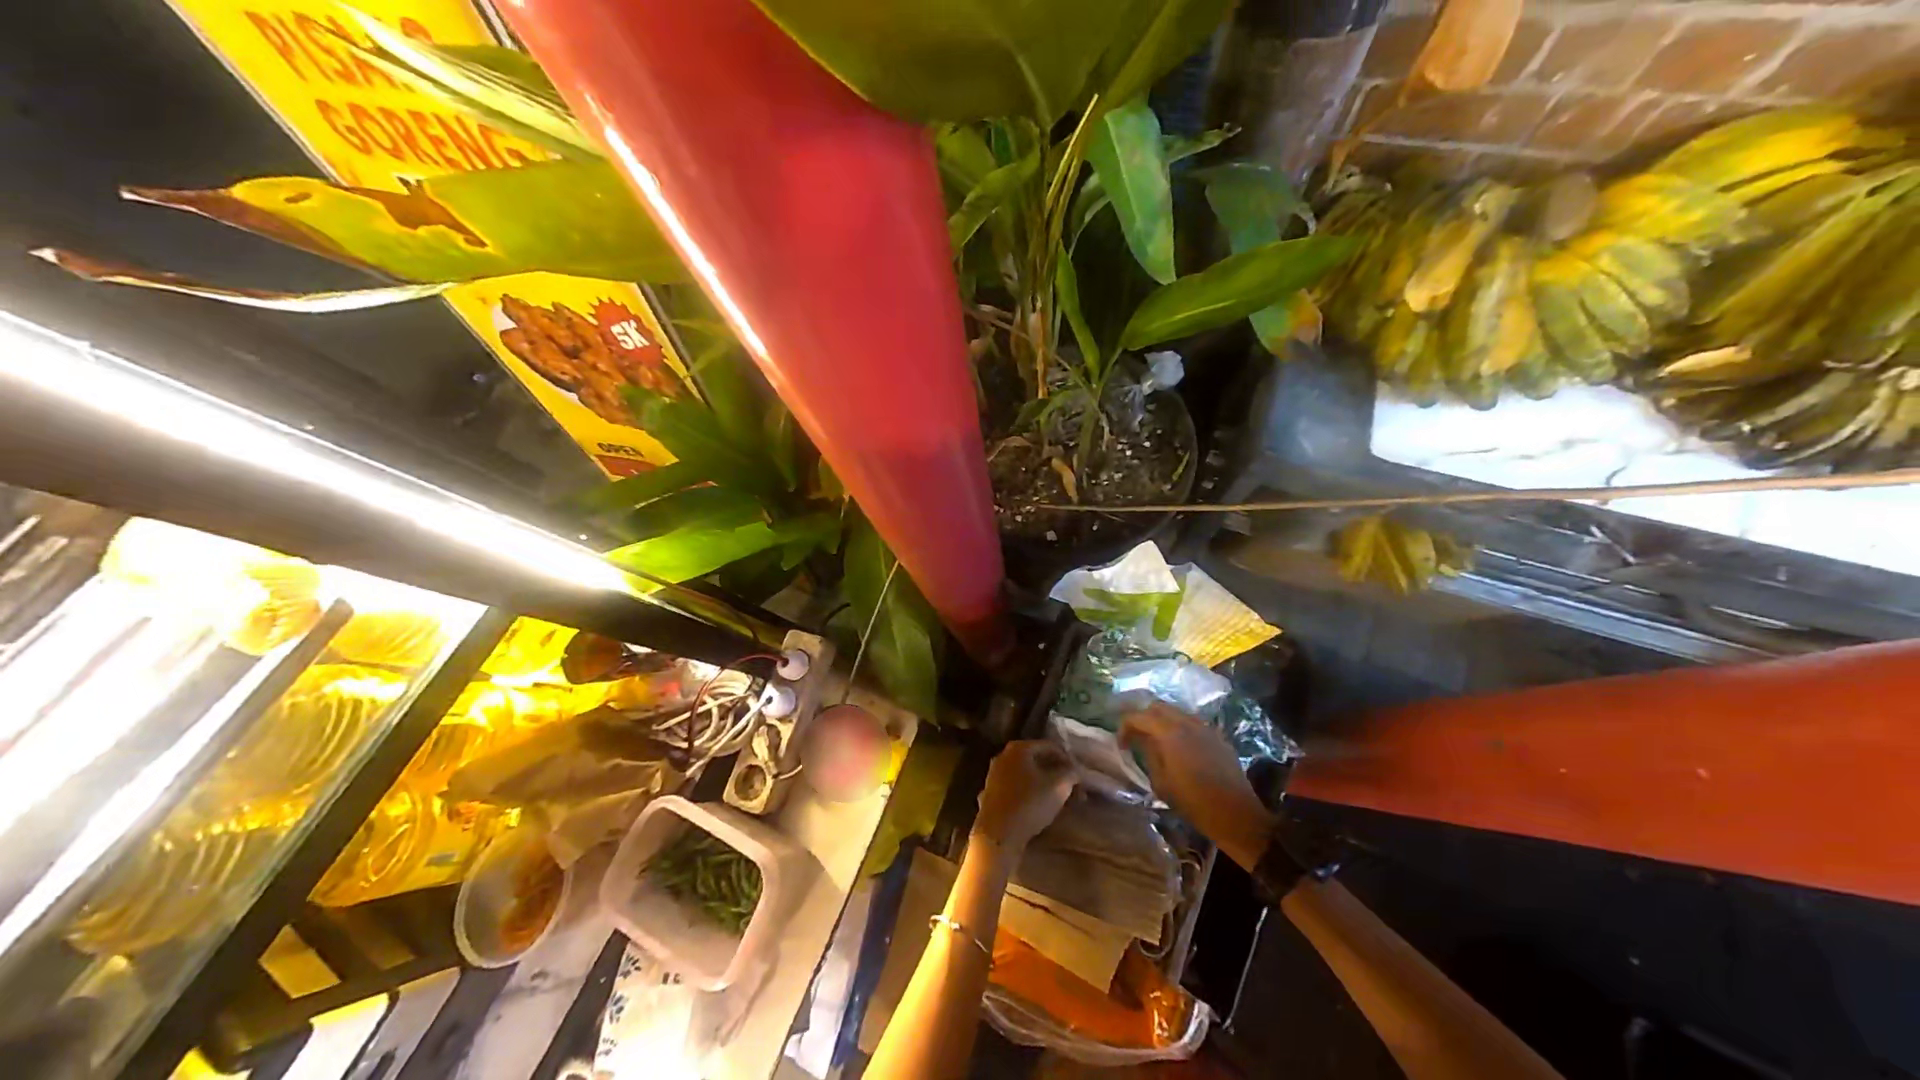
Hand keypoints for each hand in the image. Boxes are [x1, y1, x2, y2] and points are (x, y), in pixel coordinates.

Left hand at [972, 740, 1074, 852]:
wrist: (998, 834)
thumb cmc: (1030, 803)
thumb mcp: (1059, 786)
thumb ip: (1071, 773)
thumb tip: (1074, 770)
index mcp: (1019, 748)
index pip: (1050, 747)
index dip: (1068, 760)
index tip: (1079, 777)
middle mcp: (1003, 756)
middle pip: (1037, 760)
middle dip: (1057, 774)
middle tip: (1072, 789)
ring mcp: (994, 775)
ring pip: (1026, 775)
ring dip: (1043, 785)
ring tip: (1059, 800)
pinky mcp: (990, 794)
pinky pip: (1016, 789)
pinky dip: (1029, 795)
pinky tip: (1038, 808)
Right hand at [1120, 703, 1275, 868]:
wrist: (1235, 814)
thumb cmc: (1193, 802)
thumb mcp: (1161, 782)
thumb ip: (1148, 754)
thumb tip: (1138, 740)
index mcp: (1170, 733)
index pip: (1138, 716)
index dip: (1125, 726)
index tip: (1121, 743)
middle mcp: (1188, 723)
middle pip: (1158, 706)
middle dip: (1143, 717)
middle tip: (1137, 736)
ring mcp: (1206, 728)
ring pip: (1177, 712)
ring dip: (1162, 722)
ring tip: (1156, 741)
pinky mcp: (1218, 737)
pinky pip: (1193, 724)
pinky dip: (1180, 728)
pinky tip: (1179, 748)